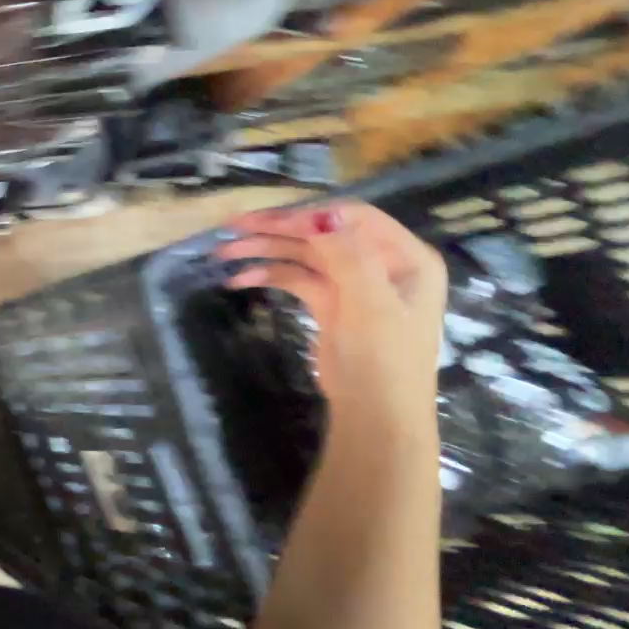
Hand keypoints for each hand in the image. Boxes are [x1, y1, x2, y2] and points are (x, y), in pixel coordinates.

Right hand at [217, 201, 447, 446]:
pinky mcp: (330, 302)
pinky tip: (238, 279)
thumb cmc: (383, 359)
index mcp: (405, 258)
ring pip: (303, 254)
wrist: (375, 413)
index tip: (263, 221)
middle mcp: (381, 263)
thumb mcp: (369, 304)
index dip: (307, 215)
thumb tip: (319, 215)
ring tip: (223, 252)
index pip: (352, 218)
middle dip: (276, 229)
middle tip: (231, 228)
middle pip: (321, 233)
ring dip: (264, 250)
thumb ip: (348, 255)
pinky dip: (267, 274)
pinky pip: (295, 277)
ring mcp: (354, 283)